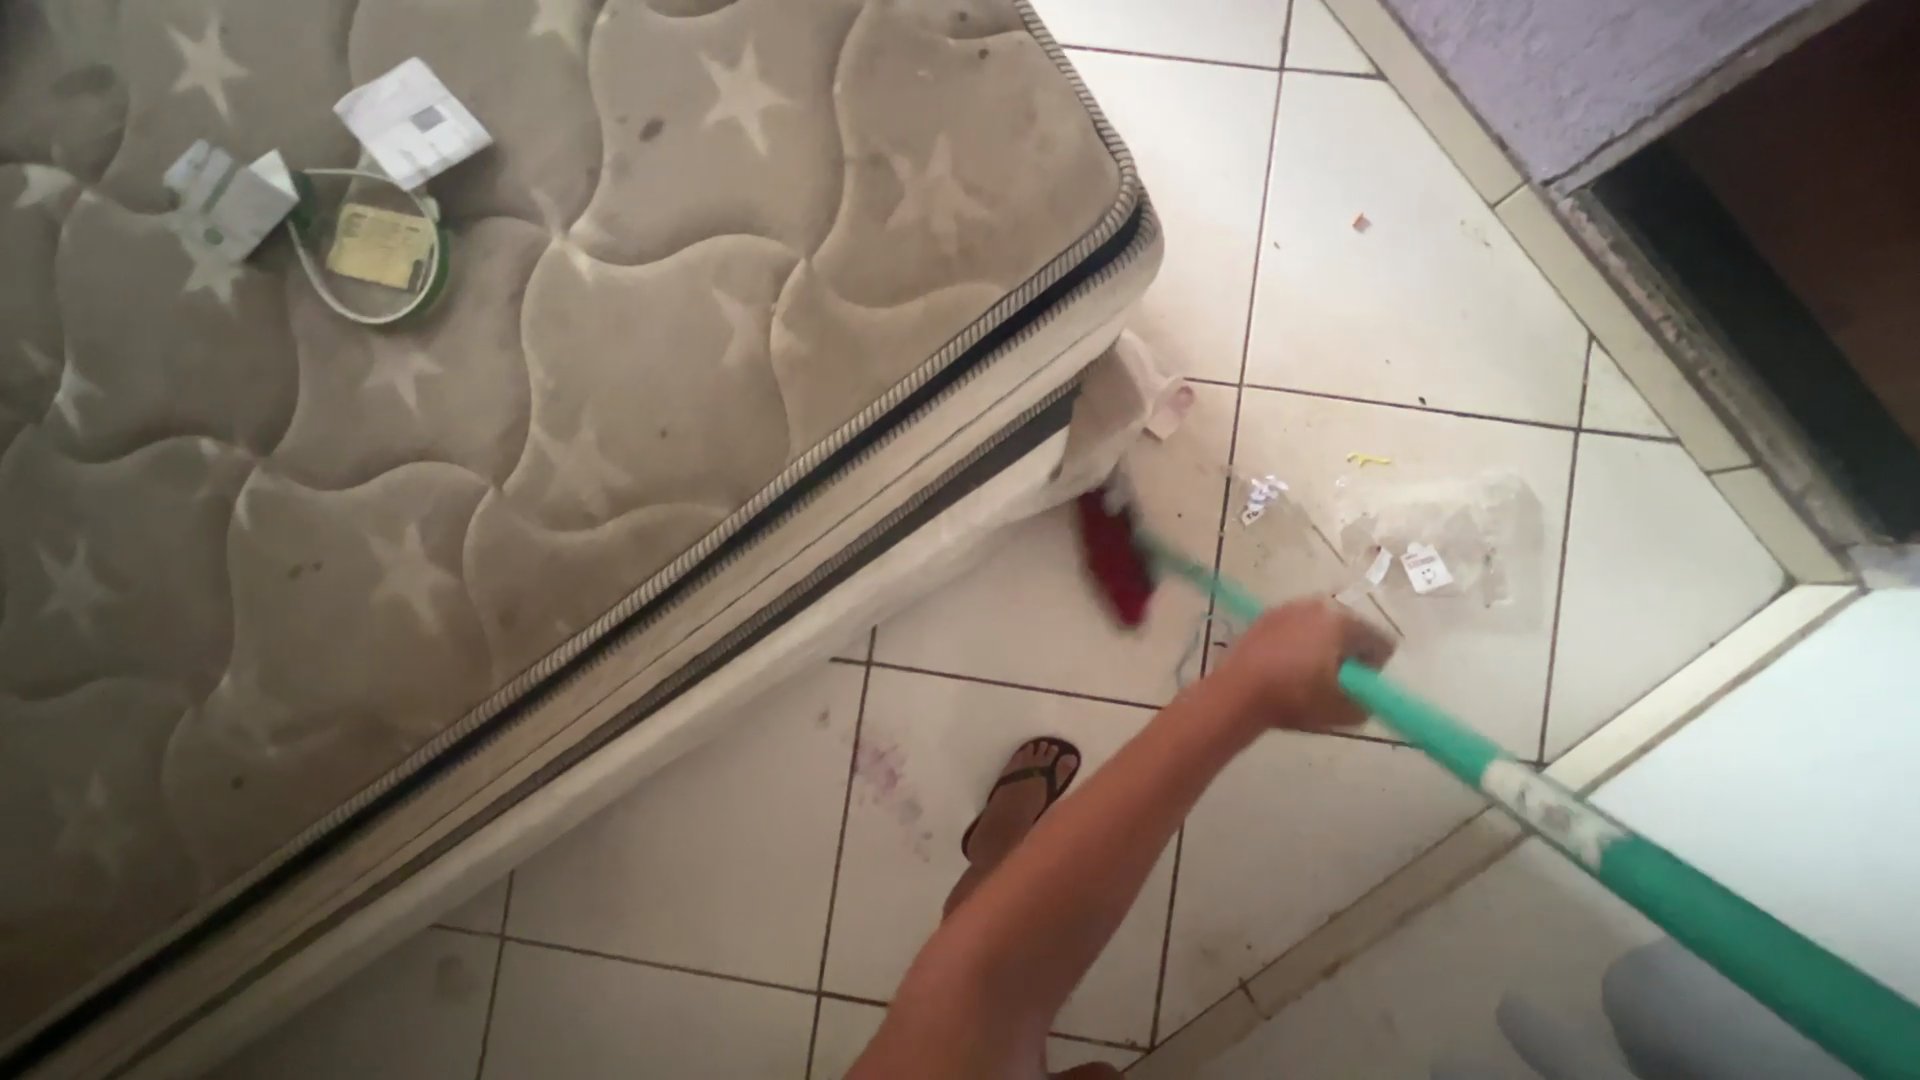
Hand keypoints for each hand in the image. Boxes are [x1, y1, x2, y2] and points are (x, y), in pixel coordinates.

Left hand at [1212, 599, 1396, 731]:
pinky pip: (1295, 627)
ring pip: (1321, 626)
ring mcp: (1288, 607)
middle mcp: (1318, 604)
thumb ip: (1367, 702)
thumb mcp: (1343, 710)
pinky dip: (1298, 642)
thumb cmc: (1295, 697)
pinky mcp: (1265, 616)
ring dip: (1323, 645)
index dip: (1376, 667)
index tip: (1362, 686)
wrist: (1238, 690)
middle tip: (1339, 680)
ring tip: (1311, 673)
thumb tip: (1366, 696)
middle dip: (1350, 652)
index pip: (1380, 641)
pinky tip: (1288, 664)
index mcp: (1343, 621)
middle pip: (1350, 628)